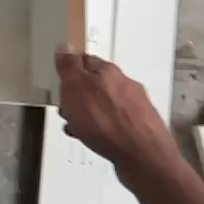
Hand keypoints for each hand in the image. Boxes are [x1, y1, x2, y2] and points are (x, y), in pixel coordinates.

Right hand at [53, 48, 176, 171]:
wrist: (143, 157)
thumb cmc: (104, 120)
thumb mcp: (75, 88)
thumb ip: (69, 67)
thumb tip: (65, 46)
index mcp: (108, 70)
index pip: (85, 59)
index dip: (70, 69)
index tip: (60, 81)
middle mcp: (126, 83)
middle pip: (97, 83)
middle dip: (80, 94)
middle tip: (66, 108)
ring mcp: (137, 105)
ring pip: (106, 103)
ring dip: (91, 112)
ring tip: (77, 127)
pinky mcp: (143, 127)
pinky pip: (117, 122)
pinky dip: (103, 127)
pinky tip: (94, 139)